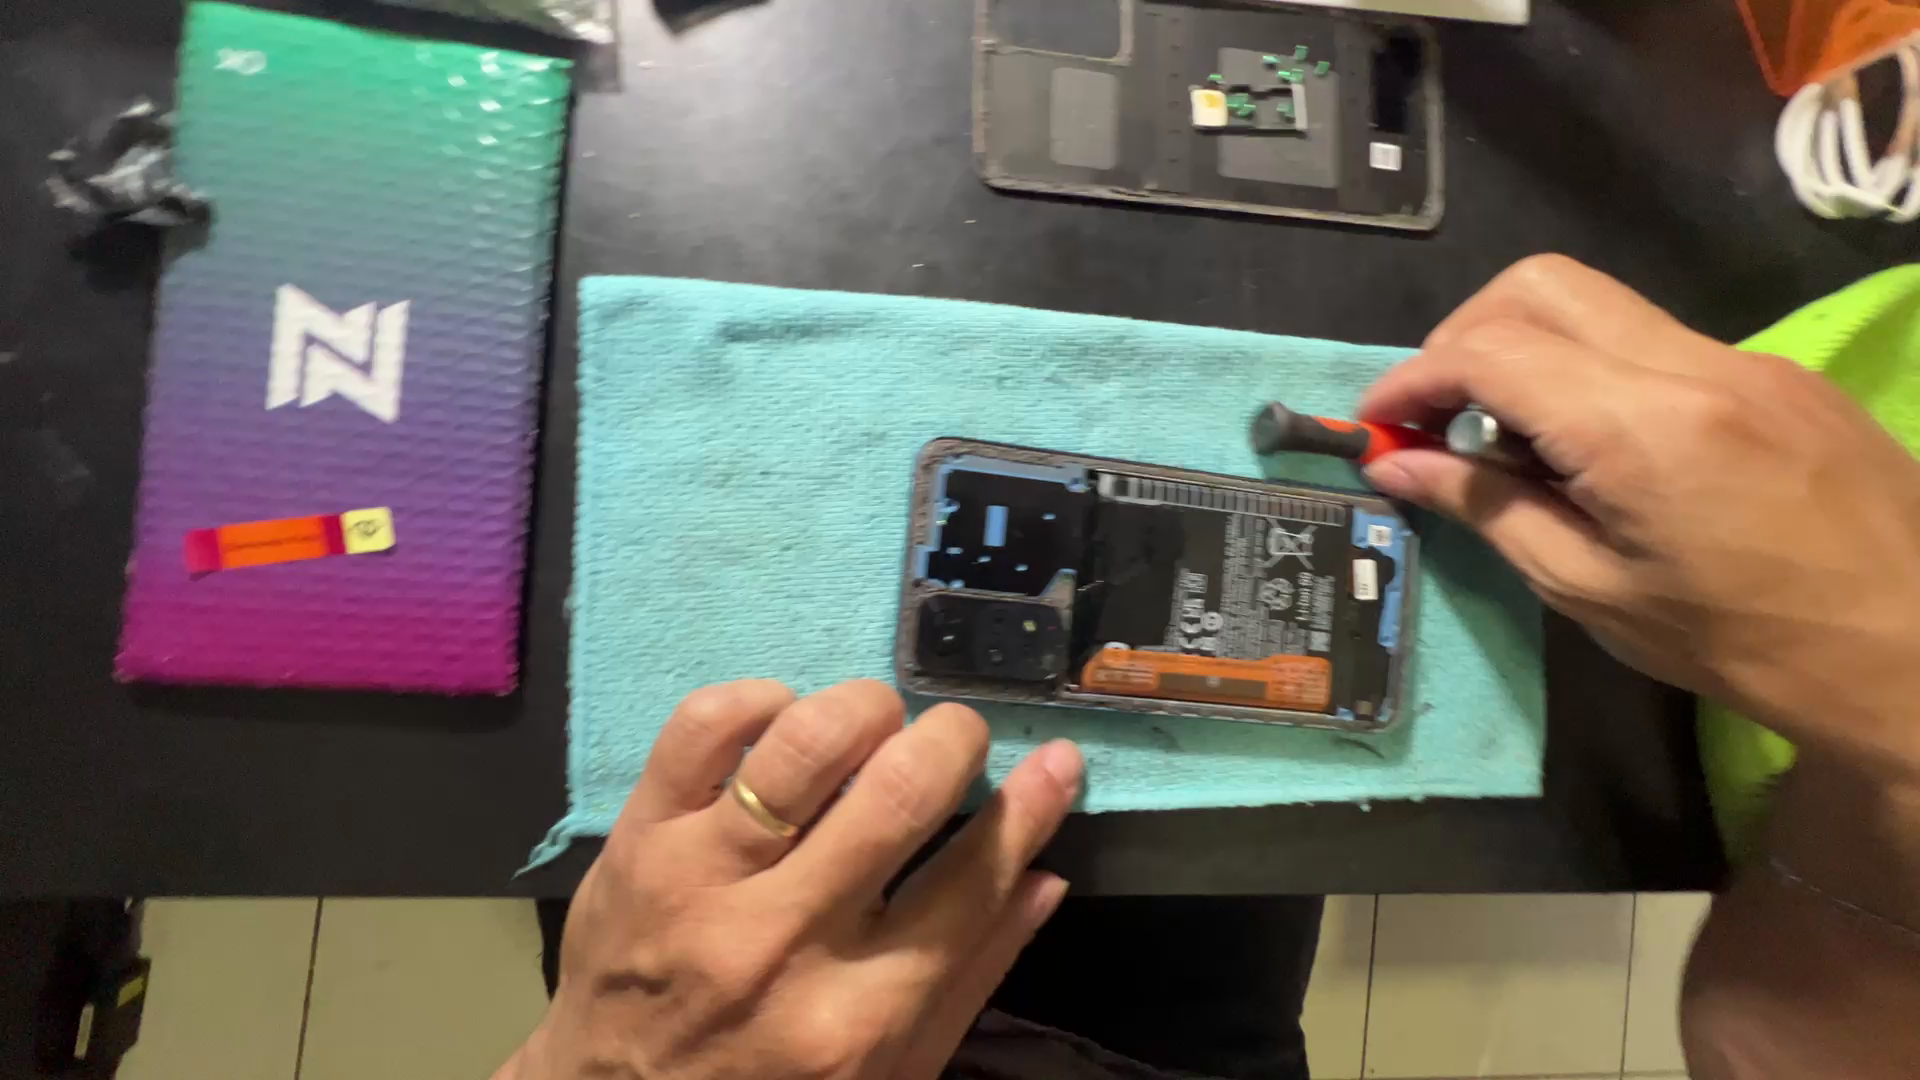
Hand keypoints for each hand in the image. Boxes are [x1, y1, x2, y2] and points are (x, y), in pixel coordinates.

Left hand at [497, 678, 1083, 1079]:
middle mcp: (784, 939)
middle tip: (953, 740)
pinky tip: (784, 718)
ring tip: (875, 723)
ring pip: (808, 741)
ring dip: (866, 708)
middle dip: (952, 738)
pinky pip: (705, 725)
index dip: (1032, 803)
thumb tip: (1047, 874)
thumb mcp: (890, 1071)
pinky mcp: (640, 835)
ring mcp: (701, 879)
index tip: (1056, 757)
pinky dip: (762, 697)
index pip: (975, 879)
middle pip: (900, 791)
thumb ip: (973, 971)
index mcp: (859, 1015)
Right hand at [1359, 255, 1919, 775]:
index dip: (1410, 380)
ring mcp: (1739, 359)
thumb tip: (1391, 466)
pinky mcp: (1764, 373)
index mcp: (1642, 427)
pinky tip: (1570, 445)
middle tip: (1431, 416)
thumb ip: (1479, 505)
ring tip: (1494, 437)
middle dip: (1456, 341)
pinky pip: (1634, 338)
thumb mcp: (1579, 584)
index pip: (1489, 352)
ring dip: (1510, 352)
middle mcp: (1694, 366)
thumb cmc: (1736, 639)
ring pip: (1586, 302)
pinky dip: (1567, 370)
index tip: (1373, 426)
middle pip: (1537, 287)